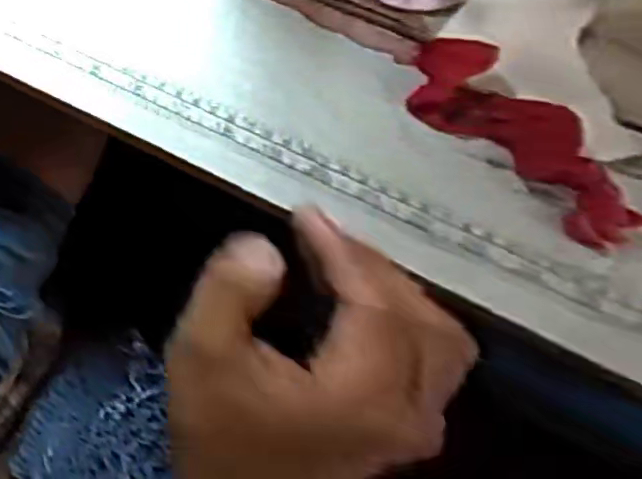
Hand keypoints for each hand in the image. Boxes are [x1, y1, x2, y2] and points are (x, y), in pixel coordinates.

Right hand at [165, 206, 477, 478]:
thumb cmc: (217, 421)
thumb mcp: (201, 348)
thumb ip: (229, 291)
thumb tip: (262, 244)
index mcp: (362, 396)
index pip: (376, 307)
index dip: (342, 252)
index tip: (303, 213)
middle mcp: (409, 414)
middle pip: (427, 324)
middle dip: (374, 265)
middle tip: (319, 229)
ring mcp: (415, 427)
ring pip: (441, 343)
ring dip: (392, 288)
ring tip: (336, 253)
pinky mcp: (403, 429)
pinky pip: (427, 357)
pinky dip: (396, 313)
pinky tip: (350, 294)